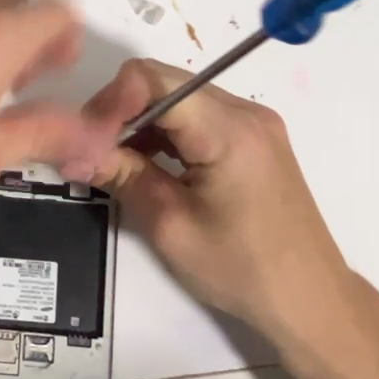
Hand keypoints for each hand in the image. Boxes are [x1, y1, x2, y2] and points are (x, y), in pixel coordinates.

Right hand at [79, 58, 363, 339]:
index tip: (86, 140)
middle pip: (163, 82)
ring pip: (177, 97)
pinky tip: (149, 165)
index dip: (110, 102)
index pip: (152, 80)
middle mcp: (245, 112)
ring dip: (140, 123)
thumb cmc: (240, 268)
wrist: (309, 299)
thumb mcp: (169, 225)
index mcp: (228, 130)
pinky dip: (165, 132)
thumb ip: (120, 176)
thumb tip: (69, 151)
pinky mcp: (254, 138)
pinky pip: (197, 116)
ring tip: (117, 164)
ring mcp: (253, 123)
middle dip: (120, 112)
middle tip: (93, 154)